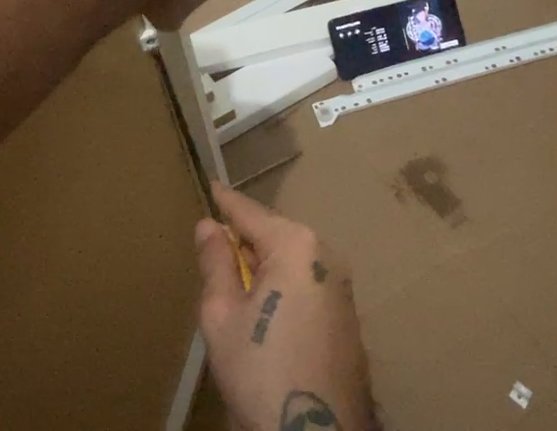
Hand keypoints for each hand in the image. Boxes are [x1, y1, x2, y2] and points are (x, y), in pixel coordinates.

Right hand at [196, 184, 372, 430]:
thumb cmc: (262, 371)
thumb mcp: (223, 315)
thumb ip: (216, 264)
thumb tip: (209, 226)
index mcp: (296, 245)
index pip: (250, 213)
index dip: (226, 202)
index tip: (210, 185)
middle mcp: (326, 255)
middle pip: (275, 234)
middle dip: (246, 238)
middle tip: (214, 245)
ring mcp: (342, 286)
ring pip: (293, 260)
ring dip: (265, 264)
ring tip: (235, 279)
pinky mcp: (347, 316)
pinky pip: (308, 283)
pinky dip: (284, 285)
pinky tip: (265, 309)